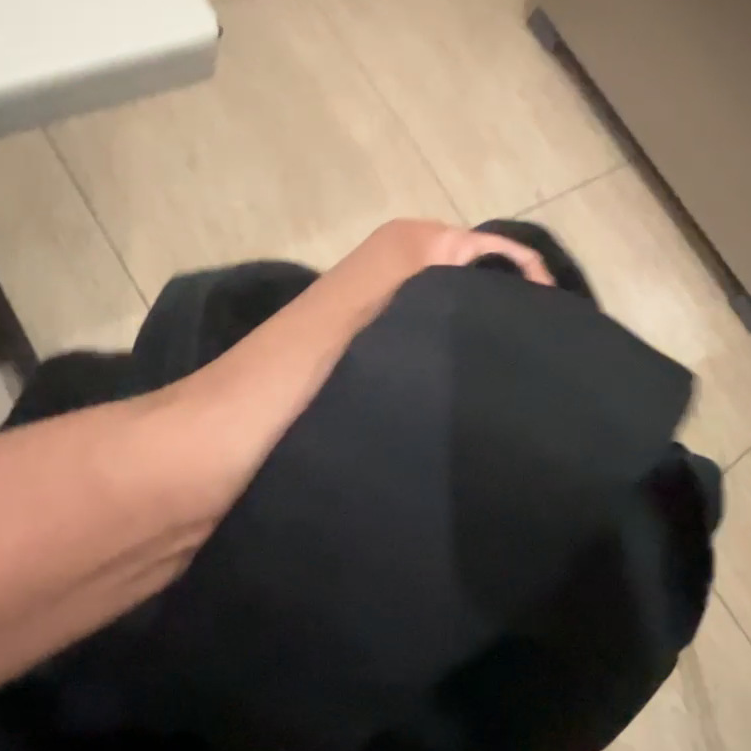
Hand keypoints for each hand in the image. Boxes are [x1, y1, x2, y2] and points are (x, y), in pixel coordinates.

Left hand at [162, 219, 551, 506]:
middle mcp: (362, 350)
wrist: (185, 495)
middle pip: (449, 331)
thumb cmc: (267, 399)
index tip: (565, 337)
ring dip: (479, 401)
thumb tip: (492, 256)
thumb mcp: (337, 313)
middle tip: (565, 397)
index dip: (511, 289)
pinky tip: (478, 478)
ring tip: (540, 439)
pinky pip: (409, 439)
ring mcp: (352, 407)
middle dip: (506, 349)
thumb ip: (400, 265)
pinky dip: (445, 448)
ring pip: (431, 387)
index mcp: (366, 307)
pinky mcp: (344, 461)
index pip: (460, 275)